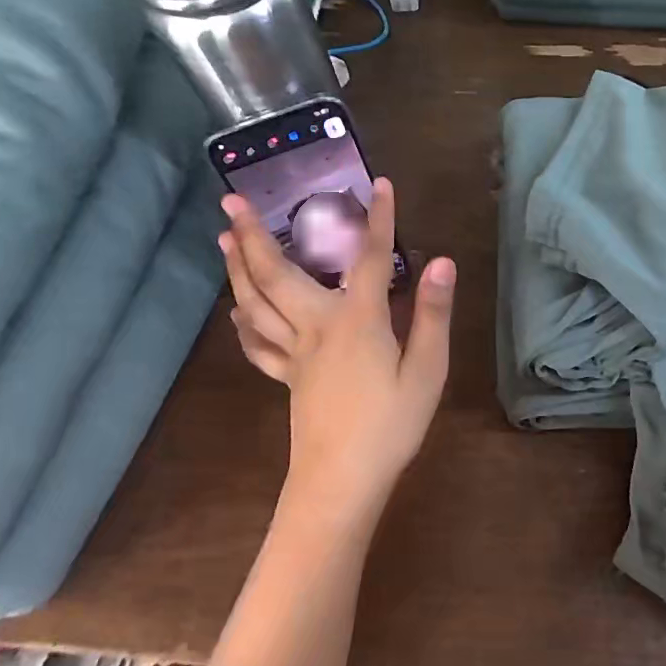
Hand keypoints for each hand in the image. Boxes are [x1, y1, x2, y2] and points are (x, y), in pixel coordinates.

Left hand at [219, 179, 456, 517]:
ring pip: (257, 302)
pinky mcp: (287, 377)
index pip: (368, 257)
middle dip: (255, 235)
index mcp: (356, 320)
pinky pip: (256, 342)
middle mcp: (317, 327)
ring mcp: (295, 353)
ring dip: (239, 268)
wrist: (342, 481)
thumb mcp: (427, 369)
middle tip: (231, 202)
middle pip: (279, 274)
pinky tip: (236, 310)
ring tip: (223, 239)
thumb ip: (433, 314)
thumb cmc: (391, 424)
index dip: (378, 218)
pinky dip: (244, 321)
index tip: (379, 184)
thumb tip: (442, 262)